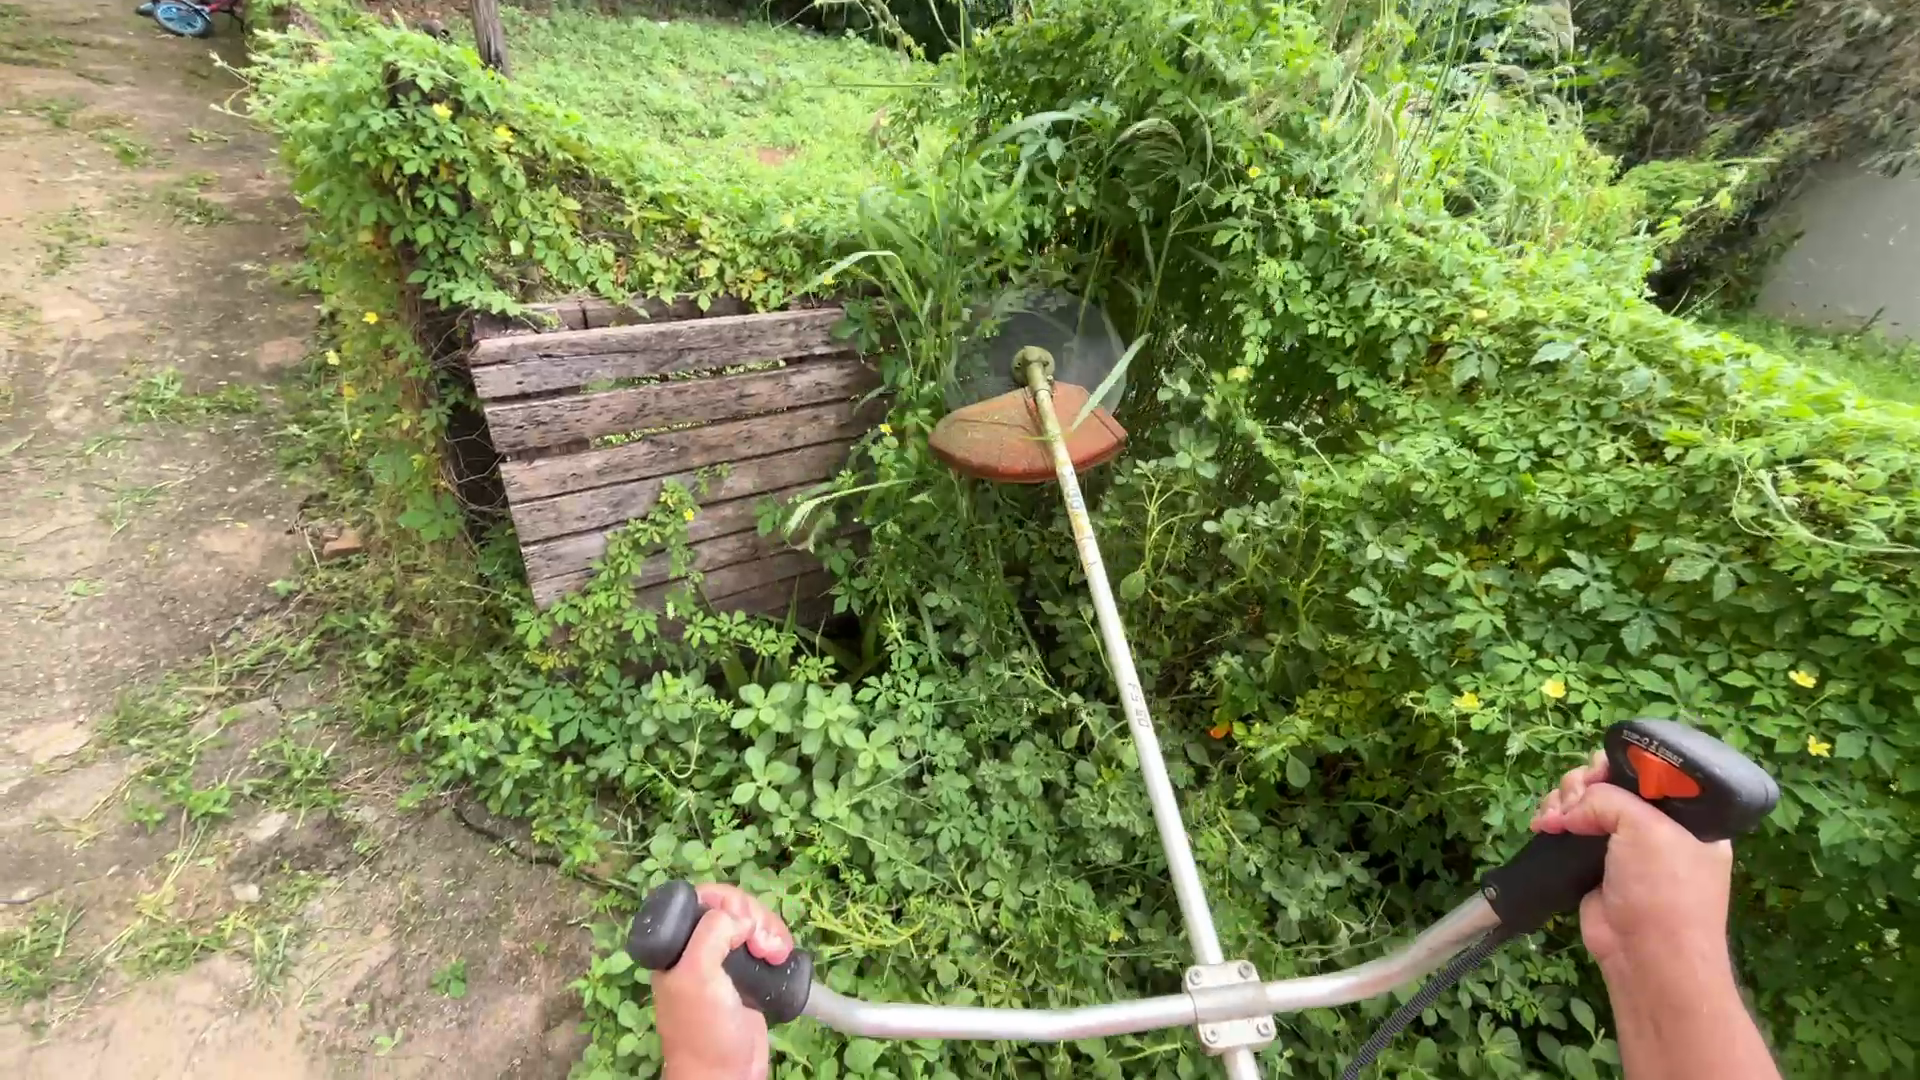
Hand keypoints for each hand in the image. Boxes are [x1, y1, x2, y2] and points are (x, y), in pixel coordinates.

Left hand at [652, 884, 793, 1079]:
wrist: (726, 1078)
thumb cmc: (705, 1030)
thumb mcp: (697, 977)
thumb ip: (711, 935)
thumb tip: (739, 919)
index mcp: (677, 947)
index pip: (701, 899)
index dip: (726, 901)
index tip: (743, 922)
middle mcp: (698, 948)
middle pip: (731, 907)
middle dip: (754, 917)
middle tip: (764, 944)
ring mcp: (723, 961)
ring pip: (750, 922)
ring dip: (769, 929)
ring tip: (777, 952)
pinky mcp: (746, 974)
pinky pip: (763, 940)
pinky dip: (776, 940)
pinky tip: (782, 954)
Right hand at [1529, 751, 1733, 975]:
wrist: (1646, 952)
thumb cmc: (1662, 889)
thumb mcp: (1646, 828)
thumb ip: (1606, 799)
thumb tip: (1570, 807)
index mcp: (1688, 820)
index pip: (1648, 774)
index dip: (1617, 768)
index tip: (1596, 774)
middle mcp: (1656, 829)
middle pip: (1607, 784)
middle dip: (1580, 785)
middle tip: (1571, 802)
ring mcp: (1623, 846)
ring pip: (1581, 801)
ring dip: (1560, 802)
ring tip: (1551, 820)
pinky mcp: (1593, 860)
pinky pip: (1567, 824)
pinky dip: (1551, 819)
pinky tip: (1542, 826)